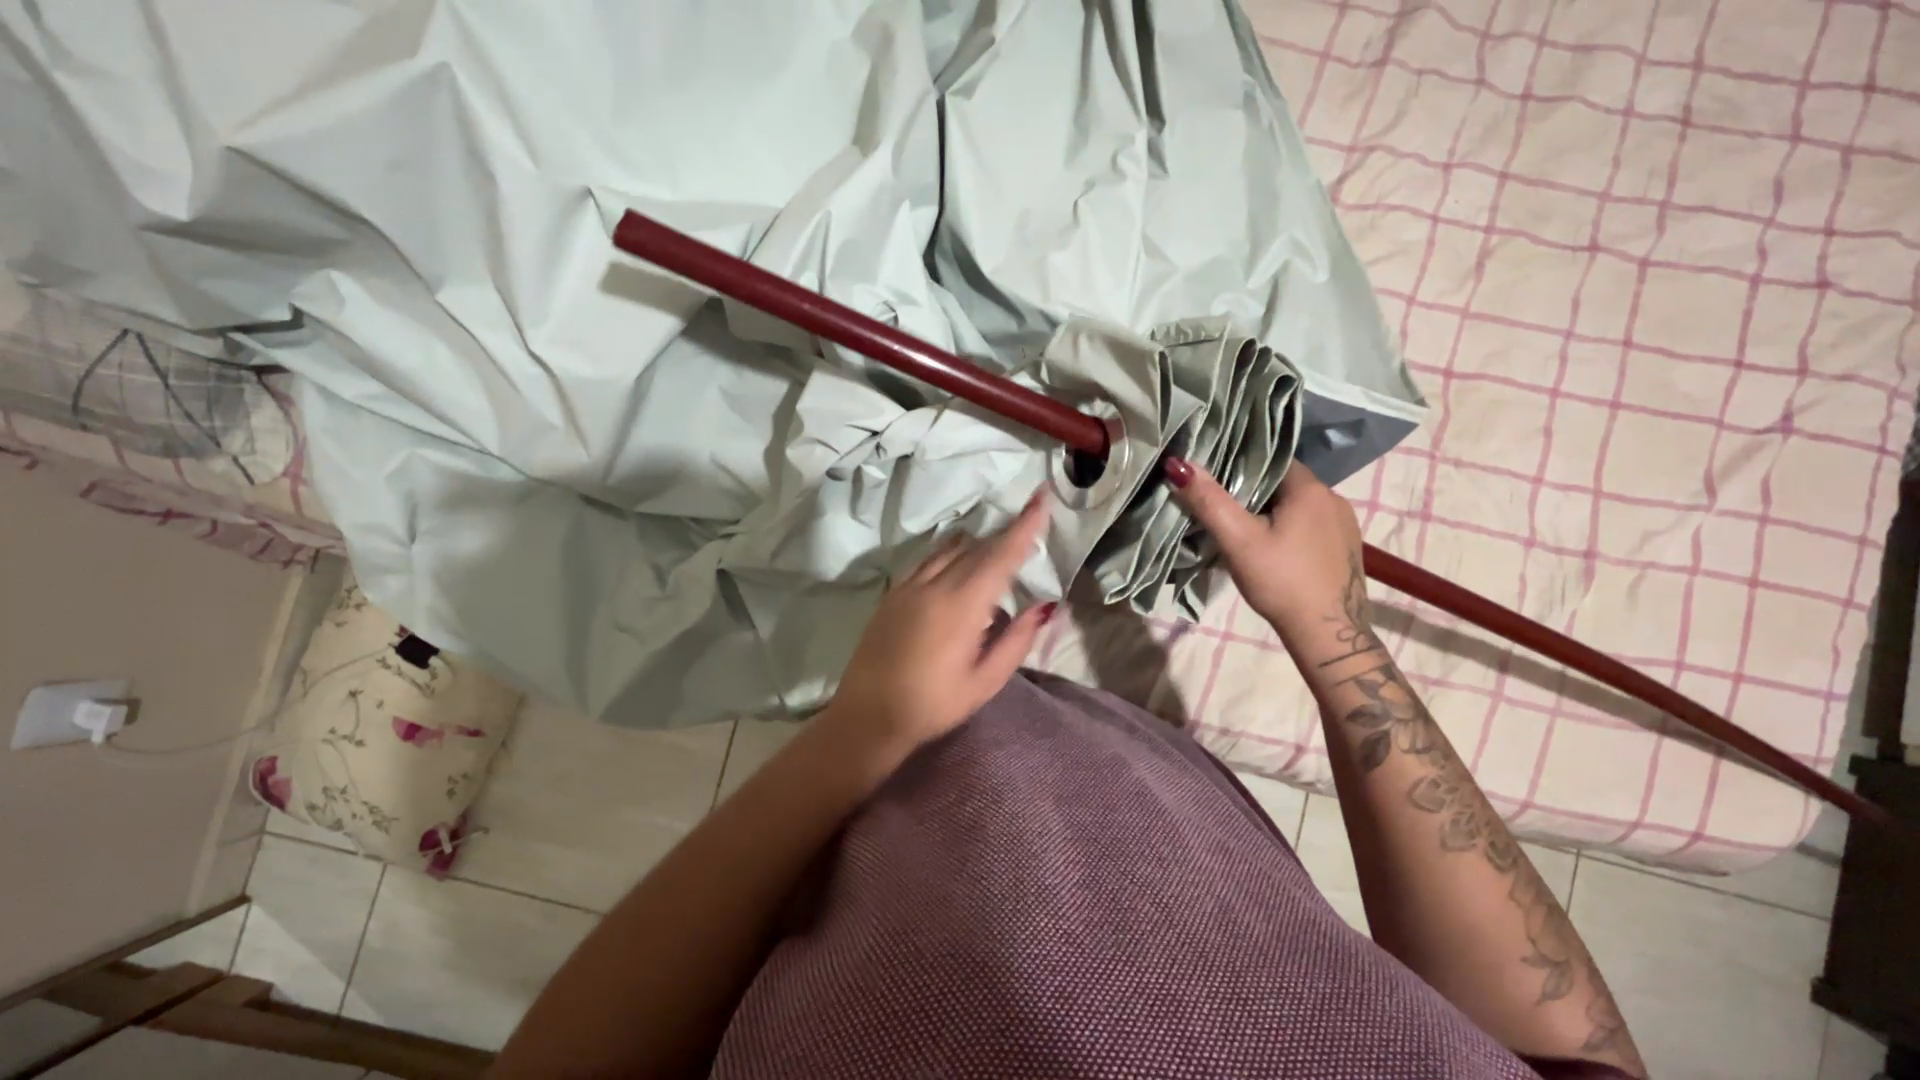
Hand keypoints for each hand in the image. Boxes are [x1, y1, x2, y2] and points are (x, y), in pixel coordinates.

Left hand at [820, 494, 1056, 755]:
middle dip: (1005, 535)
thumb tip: (1045, 606)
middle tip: (1028, 526)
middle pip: (977, 548)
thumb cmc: (933, 705)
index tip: (1041, 497)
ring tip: (995, 549)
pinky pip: (927, 561)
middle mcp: (934, 586)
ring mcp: (908, 587)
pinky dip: (949, 554)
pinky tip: (956, 565)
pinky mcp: (892, 595)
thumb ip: (1017, 640)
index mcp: (961, 606)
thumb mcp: (984, 682)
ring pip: (949, 550)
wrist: (867, 716)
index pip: (1000, 555)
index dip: (1024, 526)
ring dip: (977, 544)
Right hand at [1164, 457, 1368, 647]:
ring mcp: (1344, 524)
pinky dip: (1289, 529)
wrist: (1327, 634)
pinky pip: (1311, 525)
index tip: (1214, 479)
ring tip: (1242, 529)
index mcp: (1310, 489)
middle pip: (1283, 483)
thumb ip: (1209, 500)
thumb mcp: (1238, 541)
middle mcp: (1333, 498)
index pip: (1271, 459)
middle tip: (1221, 507)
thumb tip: (1177, 463)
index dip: (1240, 464)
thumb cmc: (1281, 581)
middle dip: (1253, 491)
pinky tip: (1272, 549)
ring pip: (1297, 505)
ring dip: (1271, 511)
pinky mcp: (1346, 547)